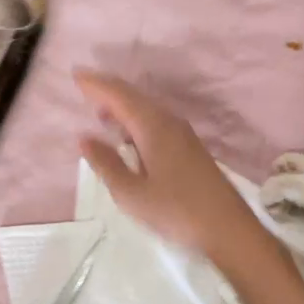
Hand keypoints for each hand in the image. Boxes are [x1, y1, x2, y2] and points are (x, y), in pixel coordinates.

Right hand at [75, 70, 274, 263]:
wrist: (227, 228)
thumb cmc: (176, 211)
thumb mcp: (131, 193)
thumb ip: (106, 163)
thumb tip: (84, 137)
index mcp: (153, 127)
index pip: (119, 95)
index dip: (96, 84)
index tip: (75, 75)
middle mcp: (169, 122)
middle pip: (134, 97)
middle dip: (108, 90)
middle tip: (84, 88)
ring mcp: (183, 134)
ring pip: (147, 109)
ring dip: (123, 106)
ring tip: (100, 112)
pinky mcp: (190, 148)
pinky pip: (157, 122)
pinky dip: (137, 120)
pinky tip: (129, 136)